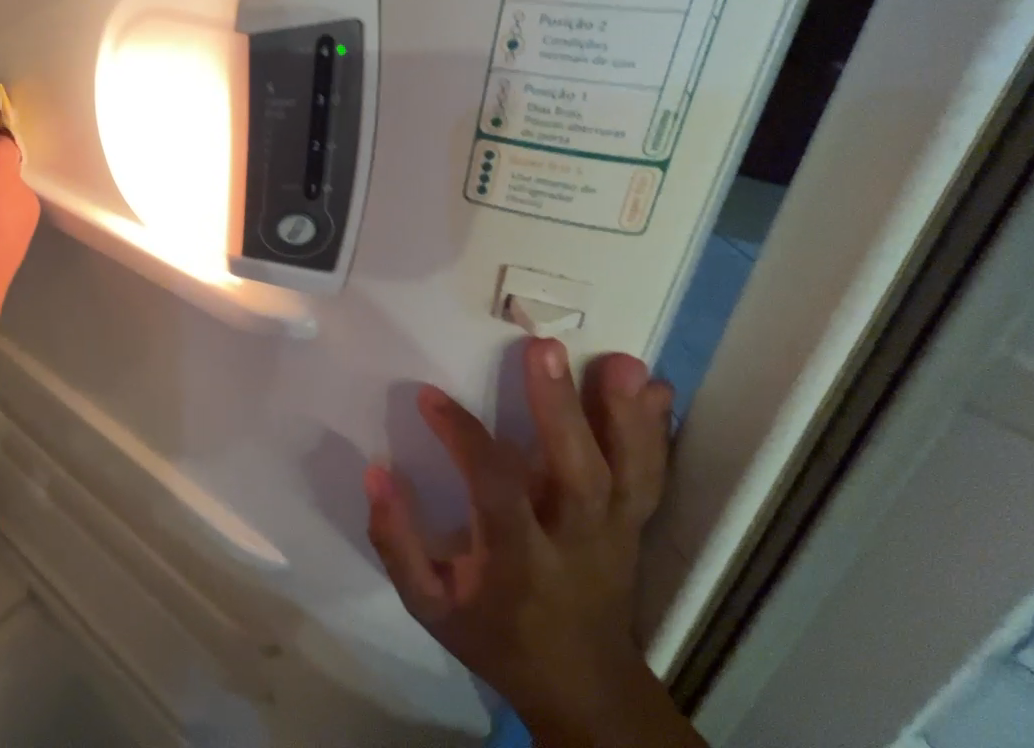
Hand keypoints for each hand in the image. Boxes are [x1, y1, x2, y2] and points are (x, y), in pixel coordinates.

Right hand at [366, 340, 692, 746]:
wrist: (584, 685)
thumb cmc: (495, 638)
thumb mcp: (427, 605)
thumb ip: (397, 543)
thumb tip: (376, 474)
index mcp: (519, 562)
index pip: (493, 488)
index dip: (462, 438)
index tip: (431, 397)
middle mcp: (575, 544)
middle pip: (577, 474)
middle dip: (561, 410)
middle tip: (543, 348)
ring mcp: (615, 535)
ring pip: (629, 473)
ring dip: (624, 415)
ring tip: (618, 360)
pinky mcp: (635, 529)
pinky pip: (653, 479)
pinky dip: (657, 434)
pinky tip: (655, 389)